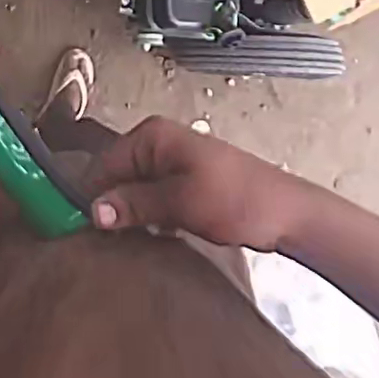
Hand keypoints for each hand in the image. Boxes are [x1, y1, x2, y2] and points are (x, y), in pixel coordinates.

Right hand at [81, 116, 324, 249]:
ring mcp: (171, 160)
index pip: (103, 164)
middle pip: (116, 175)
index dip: (94, 196)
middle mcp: (156, 142)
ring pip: (134, 188)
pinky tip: (155, 236)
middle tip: (112, 240)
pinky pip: (152, 196)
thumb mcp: (179, 203)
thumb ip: (133, 204)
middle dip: (114, 205)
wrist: (290, 213)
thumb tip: (92, 211)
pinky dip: (150, 214)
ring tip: (132, 241)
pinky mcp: (184, 180)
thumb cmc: (236, 200)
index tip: (88, 230)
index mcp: (151, 136)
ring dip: (133, 213)